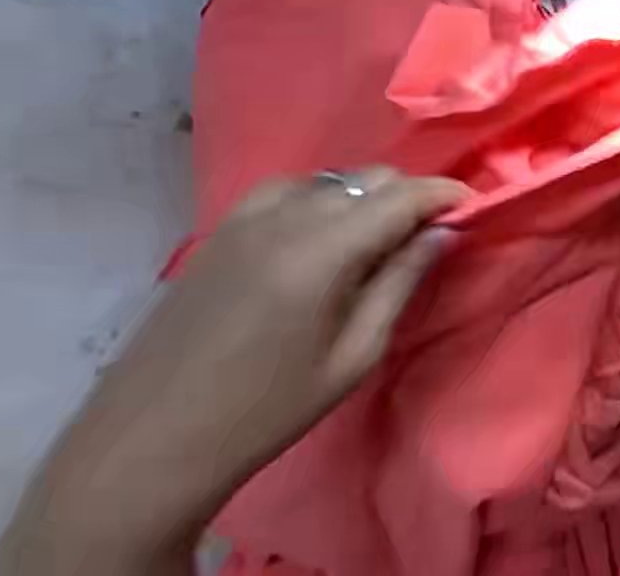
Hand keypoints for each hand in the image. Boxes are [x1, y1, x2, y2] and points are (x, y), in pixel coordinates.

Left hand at [0, 169, 467, 575]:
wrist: (148, 442)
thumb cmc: (267, 408)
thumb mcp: (355, 354)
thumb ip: (403, 280)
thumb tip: (444, 230)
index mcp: (322, 251)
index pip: (403, 194)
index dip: (445, 192)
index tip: (472, 204)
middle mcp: (286, 215)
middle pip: (371, 177)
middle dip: (409, 195)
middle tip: (424, 234)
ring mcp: (247, 215)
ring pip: (334, 177)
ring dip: (367, 196)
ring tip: (374, 239)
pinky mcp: (222, 225)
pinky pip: (293, 188)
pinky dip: (324, 198)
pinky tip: (320, 235)